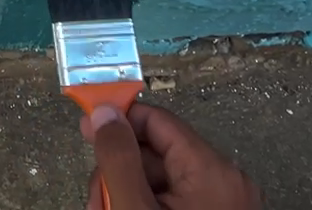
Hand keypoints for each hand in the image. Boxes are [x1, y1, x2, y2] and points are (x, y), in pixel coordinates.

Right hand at [80, 101, 260, 209]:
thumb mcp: (137, 208)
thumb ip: (119, 158)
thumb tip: (103, 111)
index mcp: (213, 170)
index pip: (156, 120)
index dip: (118, 119)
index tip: (85, 124)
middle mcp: (226, 182)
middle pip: (154, 153)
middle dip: (117, 170)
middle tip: (96, 200)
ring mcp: (223, 206)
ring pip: (159, 181)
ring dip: (125, 191)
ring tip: (104, 209)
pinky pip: (172, 201)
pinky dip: (143, 204)